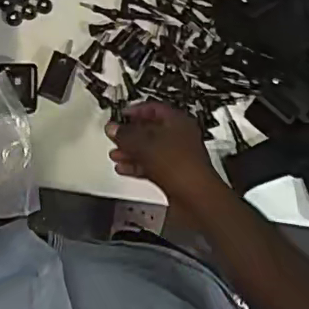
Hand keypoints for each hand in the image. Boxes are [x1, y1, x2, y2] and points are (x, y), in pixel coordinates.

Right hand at [106, 102, 225, 208]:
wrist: (195, 199)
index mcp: (177, 121)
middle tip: (116, 136)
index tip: (121, 115)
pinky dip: (137, 166)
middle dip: (130, 134)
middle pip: (150, 130)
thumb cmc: (182, 165)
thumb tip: (113, 129)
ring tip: (116, 154)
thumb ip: (126, 134)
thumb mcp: (145, 143)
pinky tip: (124, 168)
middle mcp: (179, 137)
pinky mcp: (174, 176)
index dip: (135, 110)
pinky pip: (151, 166)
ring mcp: (177, 158)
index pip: (153, 108)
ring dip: (131, 152)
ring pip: (149, 150)